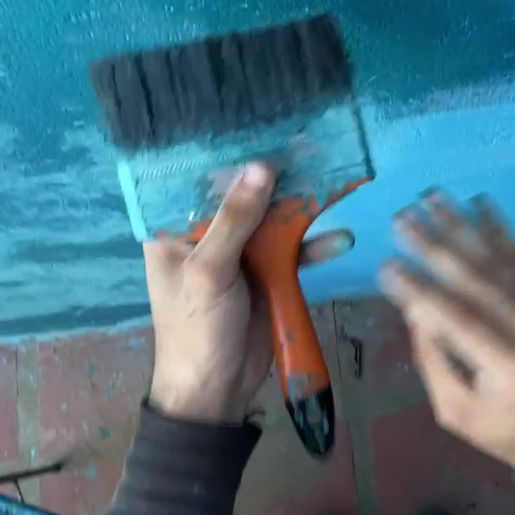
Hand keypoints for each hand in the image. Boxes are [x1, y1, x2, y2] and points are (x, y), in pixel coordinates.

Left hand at [144, 162, 353, 423]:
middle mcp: (206, 235)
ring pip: (273, 219)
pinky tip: (339, 239)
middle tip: (308, 145)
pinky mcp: (268, 273)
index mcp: (175, 230)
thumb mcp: (209, 270)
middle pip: (243, 197)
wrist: (217, 391)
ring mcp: (240, 254)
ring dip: (301, 207)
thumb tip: (261, 167)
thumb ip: (235, 219)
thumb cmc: (195, 328)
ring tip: (331, 182)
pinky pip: (293, 250)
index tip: (258, 123)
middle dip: (274, 177)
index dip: (228, 156)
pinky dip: (315, 245)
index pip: (199, 182)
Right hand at [378, 192, 514, 487]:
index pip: (458, 321)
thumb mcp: (457, 413)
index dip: (421, 291)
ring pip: (499, 261)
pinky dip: (500, 228)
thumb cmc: (507, 431)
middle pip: (478, 281)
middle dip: (436, 246)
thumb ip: (435, 360)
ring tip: (431, 197)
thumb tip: (415, 307)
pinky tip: (478, 203)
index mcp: (510, 371)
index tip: (387, 265)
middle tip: (402, 218)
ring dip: (463, 225)